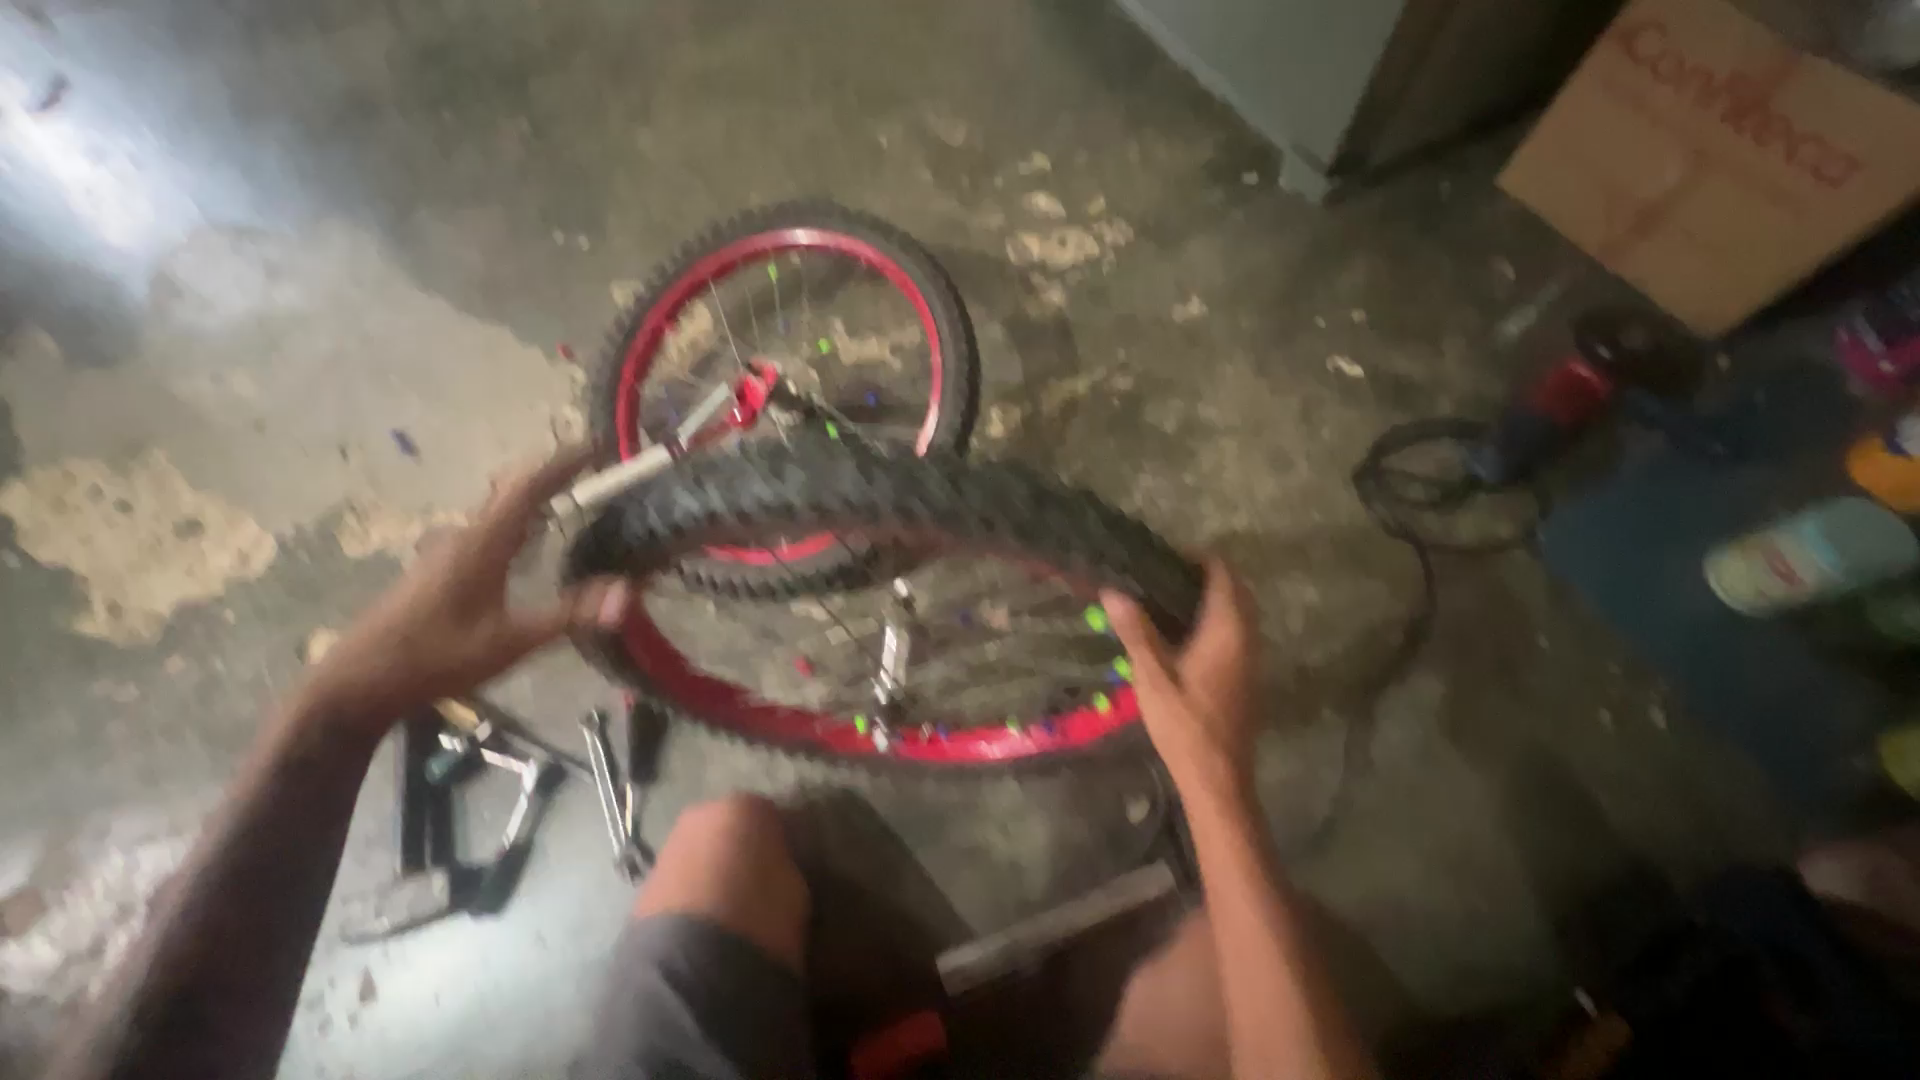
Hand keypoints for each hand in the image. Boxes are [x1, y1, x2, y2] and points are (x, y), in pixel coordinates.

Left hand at [296, 446, 630, 734]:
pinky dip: (518, 522)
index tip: (597, 445)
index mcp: (482, 543)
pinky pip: (489, 530)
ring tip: (572, 499)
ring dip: (534, 499)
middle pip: (512, 491)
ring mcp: (447, 552)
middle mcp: (464, 537)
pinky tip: (530, 545)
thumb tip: (629, 595)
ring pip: (498, 511)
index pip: (527, 487)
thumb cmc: (435, 658)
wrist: (357, 684)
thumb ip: (570, 615)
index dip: (563, 462)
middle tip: (593, 471)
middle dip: (553, 476)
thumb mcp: (510, 641)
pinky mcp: (439, 570)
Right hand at [1102, 557, 1258, 791]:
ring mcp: (1251, 657)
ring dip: (1209, 598)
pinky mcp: (1247, 675)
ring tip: (1164, 601)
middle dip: (1201, 575)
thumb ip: (1136, 631)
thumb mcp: (1152, 677)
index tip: (1160, 557)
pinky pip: (1237, 631)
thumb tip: (1113, 590)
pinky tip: (1180, 635)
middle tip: (1159, 577)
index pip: (1222, 573)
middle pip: (1235, 588)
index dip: (1195, 558)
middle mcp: (1248, 637)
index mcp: (1227, 630)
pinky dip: (1214, 620)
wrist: (1218, 777)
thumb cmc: (1184, 725)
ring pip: (1238, 611)